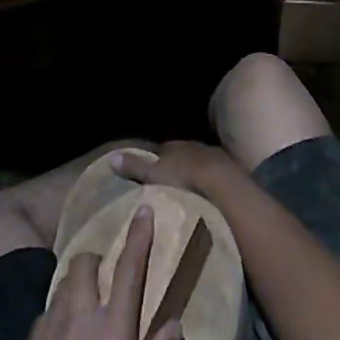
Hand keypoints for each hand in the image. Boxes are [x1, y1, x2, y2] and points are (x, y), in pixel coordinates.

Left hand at [21, 204, 185, 339]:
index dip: (138, 237)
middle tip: (107, 278)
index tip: (145, 210)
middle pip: (81, 265)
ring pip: (59, 287)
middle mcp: (77, 321)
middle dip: (95, 263)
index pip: (129, 271)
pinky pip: (44, 315)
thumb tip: (173, 325)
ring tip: (87, 307)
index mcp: (112, 333)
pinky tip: (65, 337)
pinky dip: (57, 315)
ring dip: (75, 288)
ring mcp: (48, 333)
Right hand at [111, 141, 241, 195]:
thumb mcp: (154, 174)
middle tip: (168, 182)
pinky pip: (213, 174)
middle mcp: (192, 146)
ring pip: (198, 163)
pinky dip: (208, 182)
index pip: (160, 149)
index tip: (149, 171)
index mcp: (173, 145)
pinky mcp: (228, 170)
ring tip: (187, 190)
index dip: (154, 159)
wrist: (222, 182)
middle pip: (180, 155)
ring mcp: (211, 156)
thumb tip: (112, 157)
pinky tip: (207, 194)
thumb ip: (135, 166)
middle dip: (175, 165)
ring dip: (193, 173)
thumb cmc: (183, 177)